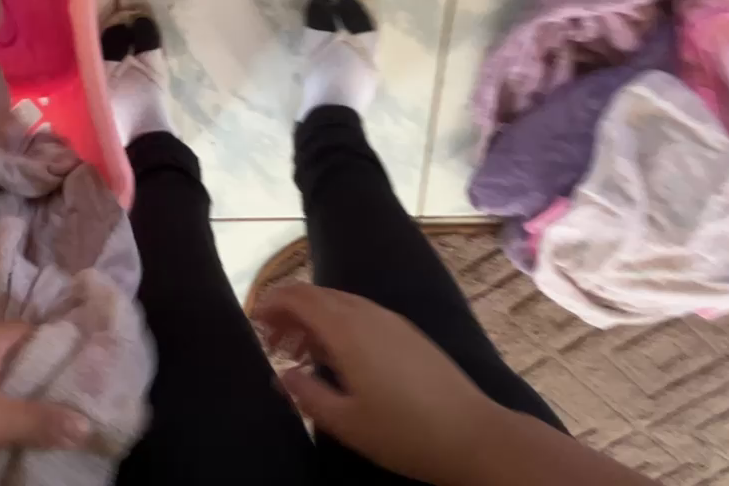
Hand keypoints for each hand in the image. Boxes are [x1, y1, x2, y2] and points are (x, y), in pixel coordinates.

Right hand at [253, 285, 508, 483]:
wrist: (475, 435)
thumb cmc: (405, 431)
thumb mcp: (346, 422)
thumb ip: (306, 394)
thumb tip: (281, 374)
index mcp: (345, 327)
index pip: (297, 295)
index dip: (271, 301)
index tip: (253, 318)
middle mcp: (364, 311)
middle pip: (315, 295)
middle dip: (288, 311)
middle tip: (270, 341)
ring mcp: (387, 318)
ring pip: (337, 303)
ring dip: (312, 318)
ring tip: (299, 352)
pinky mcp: (404, 330)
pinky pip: (358, 312)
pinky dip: (336, 323)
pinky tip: (336, 356)